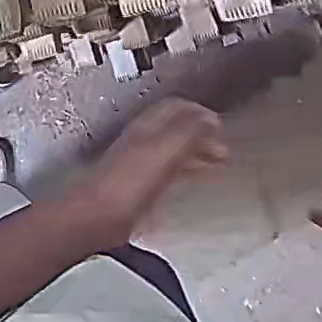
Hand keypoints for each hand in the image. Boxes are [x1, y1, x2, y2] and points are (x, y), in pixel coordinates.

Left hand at [69, 98, 227, 250]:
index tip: (220, 125)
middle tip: (223, 147)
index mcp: (146, 127)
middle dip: (201, 133)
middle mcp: (141, 140)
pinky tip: (192, 178)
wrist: (98, 215)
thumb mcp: (164, 151)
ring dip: (196, 151)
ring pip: (172, 148)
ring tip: (218, 161)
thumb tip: (209, 117)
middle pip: (175, 127)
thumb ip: (188, 132)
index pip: (175, 106)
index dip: (199, 112)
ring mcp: (139, 161)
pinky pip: (167, 168)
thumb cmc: (128, 183)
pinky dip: (185, 168)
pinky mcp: (138, 184)